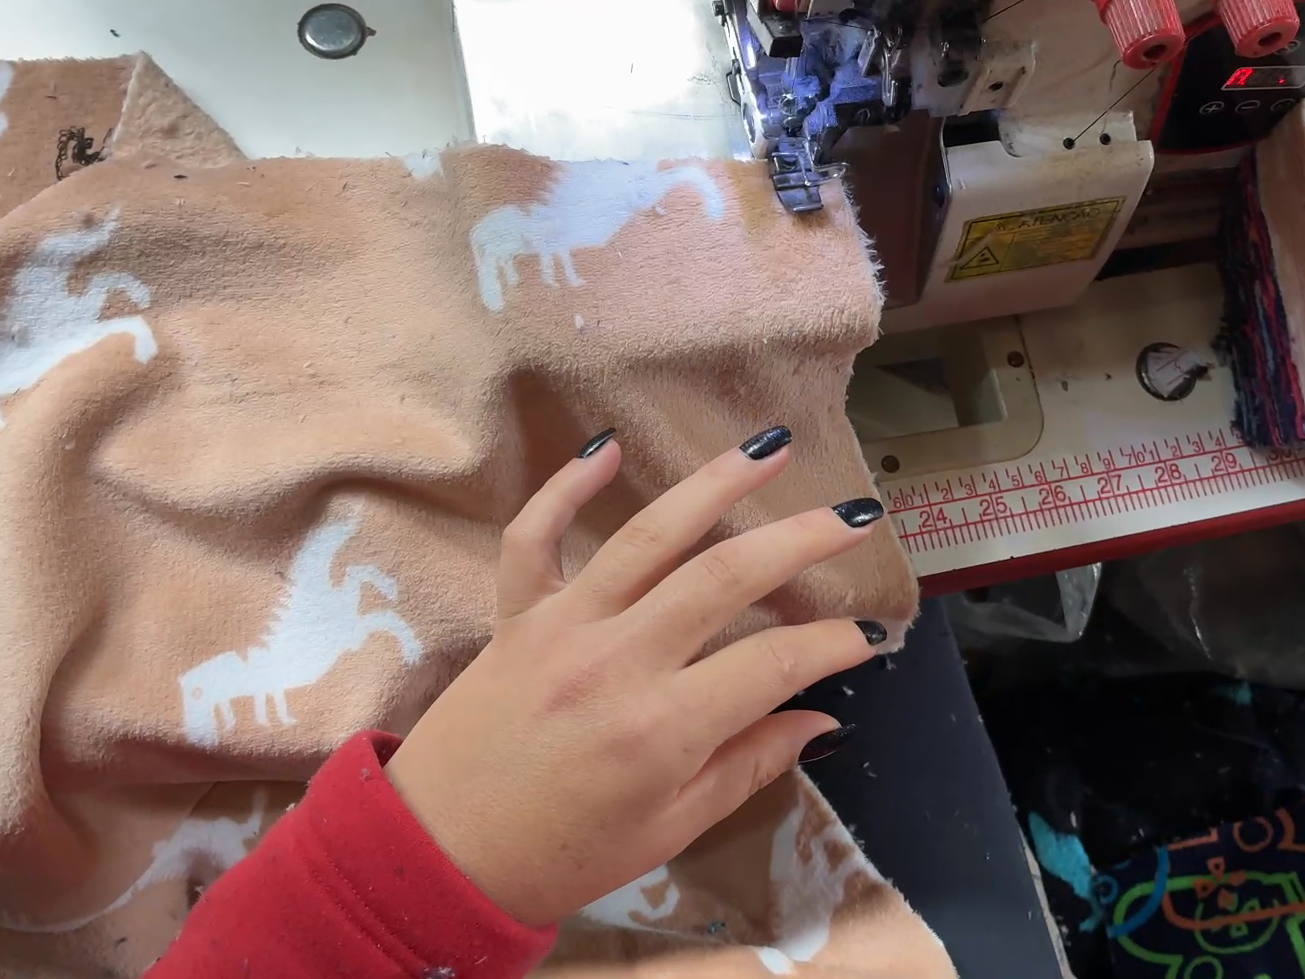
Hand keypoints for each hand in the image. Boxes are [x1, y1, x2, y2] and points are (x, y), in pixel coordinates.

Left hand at [383, 426, 889, 926]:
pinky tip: (607, 444)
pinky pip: (535, 535)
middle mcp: (617, 659)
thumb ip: (752, 763)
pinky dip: (565, 486)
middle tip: (856, 514)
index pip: (774, 664)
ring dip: (716, 484)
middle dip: (802, 538)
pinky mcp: (517, 610)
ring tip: (771, 447)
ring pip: (649, 535)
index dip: (833, 645)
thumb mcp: (671, 827)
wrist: (434, 859)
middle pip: (725, 576)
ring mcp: (562, 623)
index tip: (870, 634)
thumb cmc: (564, 854)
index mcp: (662, 727)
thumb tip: (826, 718)